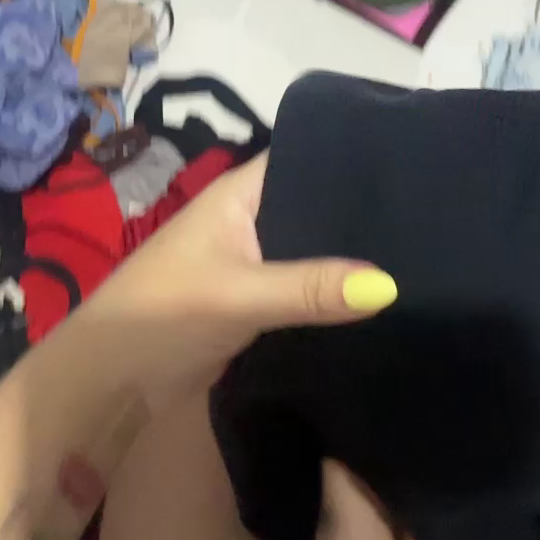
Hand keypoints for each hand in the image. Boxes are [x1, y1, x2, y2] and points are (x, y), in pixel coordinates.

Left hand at [65, 154, 397, 402]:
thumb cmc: (165, 312)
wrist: (112, 379)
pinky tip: (375, 297)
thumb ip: (312, 288)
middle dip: (357, 216)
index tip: (410, 168)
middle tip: (427, 219)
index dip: (350, 162)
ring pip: (309, 250)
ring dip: (345, 258)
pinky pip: (301, 287)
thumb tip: (391, 284)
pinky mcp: (254, 299)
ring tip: (415, 257)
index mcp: (240, 193)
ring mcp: (251, 260)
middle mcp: (248, 218)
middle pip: (312, 207)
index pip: (304, 160)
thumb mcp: (242, 294)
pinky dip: (328, 292)